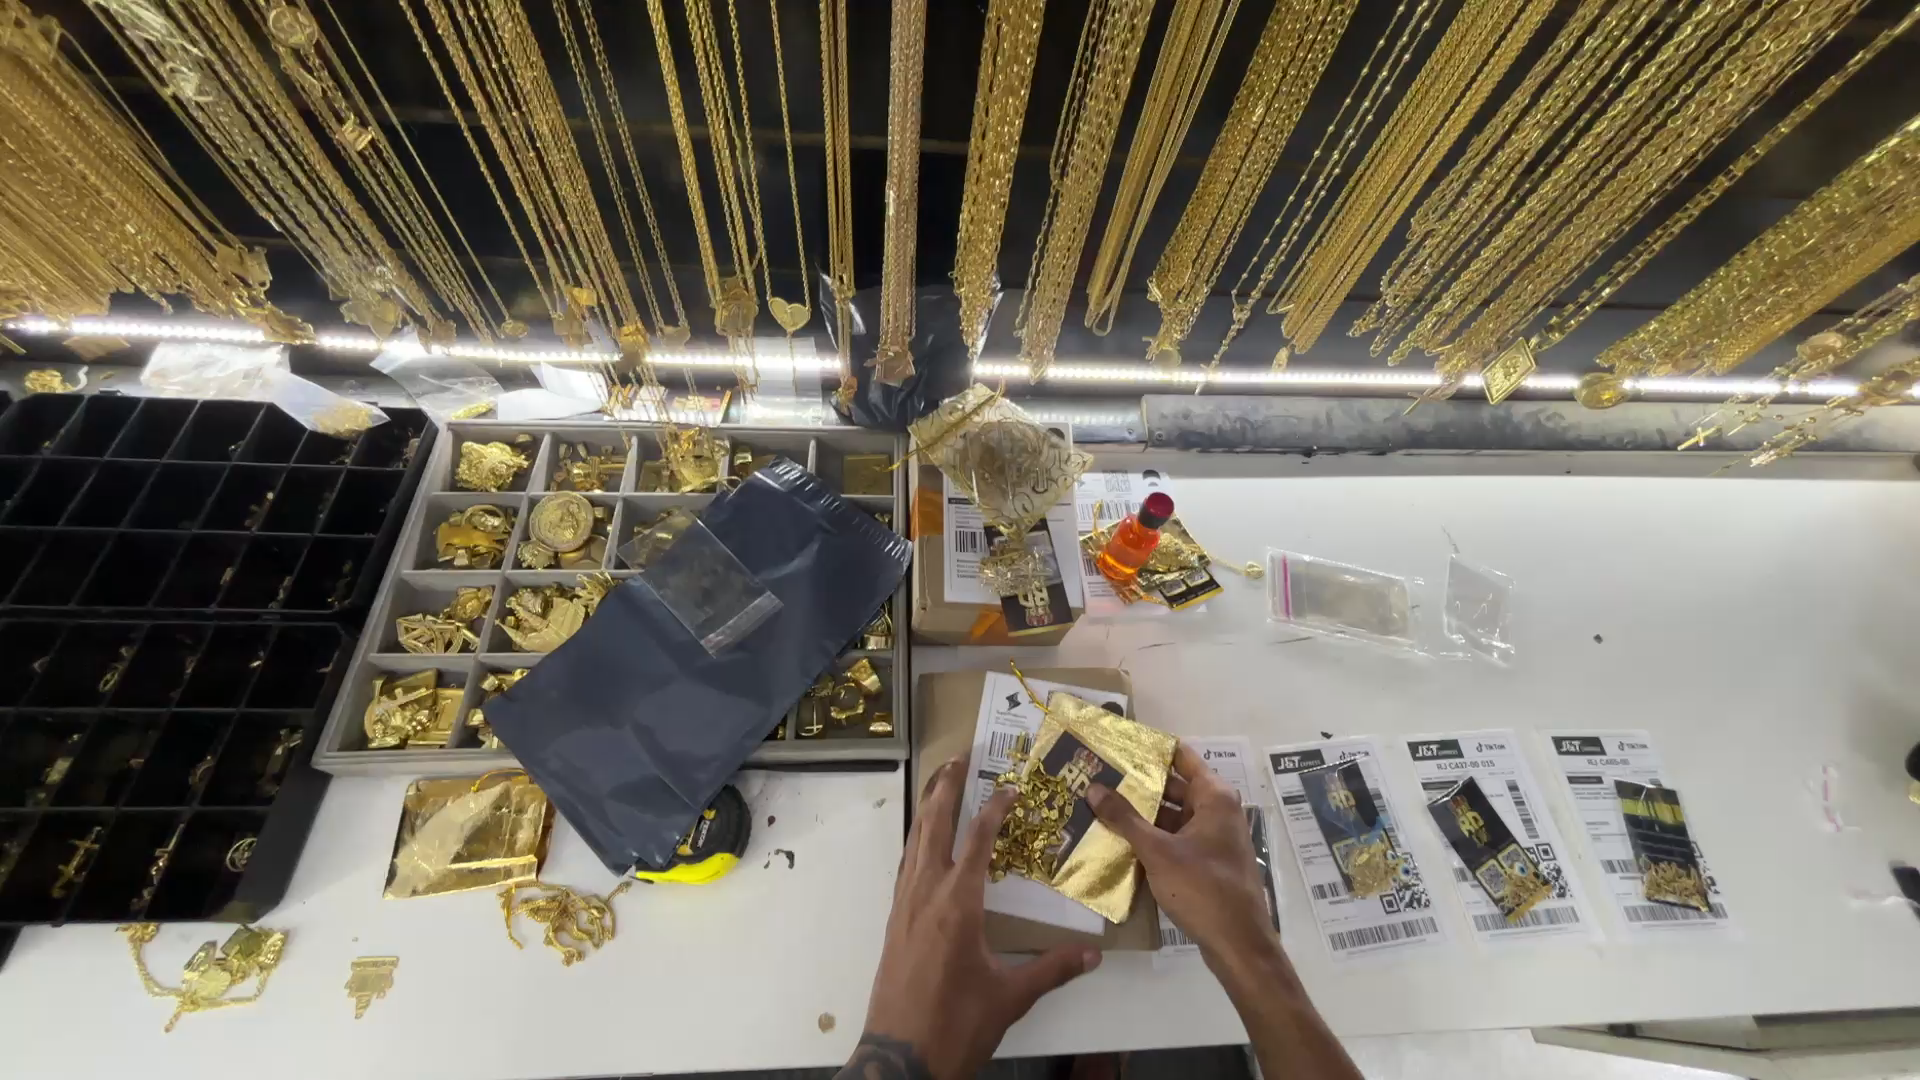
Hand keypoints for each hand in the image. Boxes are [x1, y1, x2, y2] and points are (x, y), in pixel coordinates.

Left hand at [850, 759, 1101, 1079]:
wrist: (899, 1057)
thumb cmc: (956, 1024)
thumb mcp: (1009, 997)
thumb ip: (1051, 969)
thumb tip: (1092, 955)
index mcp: (958, 901)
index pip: (978, 839)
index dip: (995, 808)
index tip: (1010, 788)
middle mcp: (927, 890)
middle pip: (934, 824)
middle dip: (945, 787)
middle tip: (957, 758)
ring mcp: (905, 901)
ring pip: (915, 839)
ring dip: (927, 806)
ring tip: (938, 782)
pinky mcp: (894, 916)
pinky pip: (905, 862)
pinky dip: (916, 838)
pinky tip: (921, 838)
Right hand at [1088, 742, 1275, 967]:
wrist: (1240, 948)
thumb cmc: (1203, 888)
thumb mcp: (1157, 851)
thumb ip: (1124, 818)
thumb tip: (1093, 787)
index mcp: (1214, 797)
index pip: (1181, 756)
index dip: (1150, 748)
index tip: (1117, 743)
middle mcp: (1218, 811)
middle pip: (1174, 785)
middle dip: (1139, 782)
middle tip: (1101, 774)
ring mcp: (1214, 837)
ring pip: (1173, 814)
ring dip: (1144, 811)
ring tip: (1104, 803)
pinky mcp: (1209, 861)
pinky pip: (1177, 837)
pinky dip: (1154, 834)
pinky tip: (1122, 838)